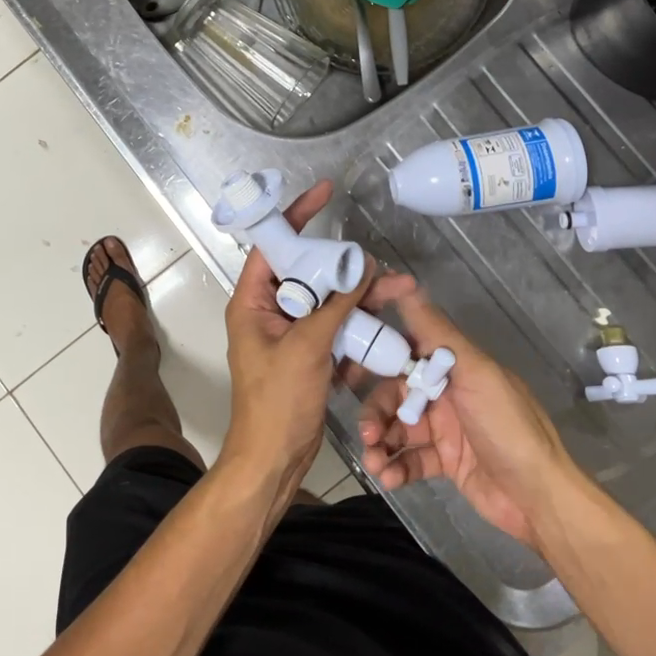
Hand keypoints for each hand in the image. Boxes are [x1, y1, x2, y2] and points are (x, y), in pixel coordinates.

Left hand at [220, 181, 374, 501]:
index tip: (326, 193)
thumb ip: (336, 305)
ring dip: (363, 302)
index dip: (297, 217)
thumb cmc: (277, 403)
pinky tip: (387, 335)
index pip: (274, 247)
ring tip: (403, 294)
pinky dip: (359, 331)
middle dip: (350, 272)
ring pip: (329, 305)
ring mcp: (291, 337)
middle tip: (388, 269)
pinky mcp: (309, 358)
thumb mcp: (307, 348)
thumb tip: (363, 266)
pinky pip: (336, 332)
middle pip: (311, 276)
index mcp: (253, 303)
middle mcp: (269, 313)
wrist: (273, 462)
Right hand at [356, 279, 575, 544]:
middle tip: (367, 434)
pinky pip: (409, 459)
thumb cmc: (508, 428)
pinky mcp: (445, 463)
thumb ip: (438, 333)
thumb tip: (407, 283)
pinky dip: (395, 467)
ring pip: (397, 429)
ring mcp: (446, 430)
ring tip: (375, 463)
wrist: (540, 497)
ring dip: (380, 443)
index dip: (376, 356)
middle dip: (375, 413)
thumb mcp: (476, 374)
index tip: (348, 364)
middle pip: (395, 395)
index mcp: (456, 368)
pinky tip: (389, 478)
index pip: (406, 351)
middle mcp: (448, 394)